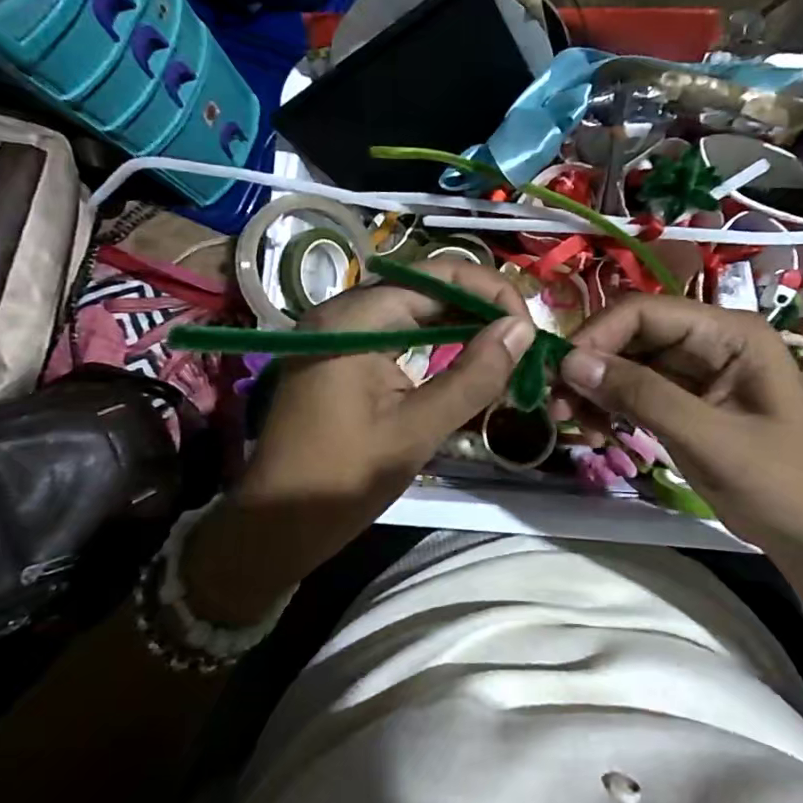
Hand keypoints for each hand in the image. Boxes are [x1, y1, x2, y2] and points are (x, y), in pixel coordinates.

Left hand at [244, 260, 534, 512]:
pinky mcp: (342, 352)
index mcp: (357, 317)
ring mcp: (341, 330)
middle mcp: (345, 309)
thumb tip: (522, 329)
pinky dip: (437, 341)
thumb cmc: (342, 479)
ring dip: (462, 323)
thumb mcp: (417, 430)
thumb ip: (474, 376)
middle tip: (524, 342)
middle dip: (481, 307)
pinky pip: (399, 331)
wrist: (275, 525)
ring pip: (417, 308)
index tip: (528, 330)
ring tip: (506, 349)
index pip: (439, 276)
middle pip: (428, 286)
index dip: (492, 293)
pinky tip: (467, 359)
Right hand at [553, 295, 802, 547]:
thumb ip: (643, 396)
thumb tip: (571, 362)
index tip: (561, 374)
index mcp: (732, 332)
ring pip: (632, 365)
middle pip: (635, 335)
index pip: (648, 311)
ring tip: (575, 424)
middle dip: (593, 365)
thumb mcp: (712, 439)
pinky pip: (641, 394)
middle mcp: (713, 342)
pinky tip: (600, 432)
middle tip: (556, 406)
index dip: (599, 335)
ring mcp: (702, 375)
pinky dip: (615, 408)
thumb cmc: (785, 485)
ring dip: (599, 388)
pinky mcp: (692, 406)